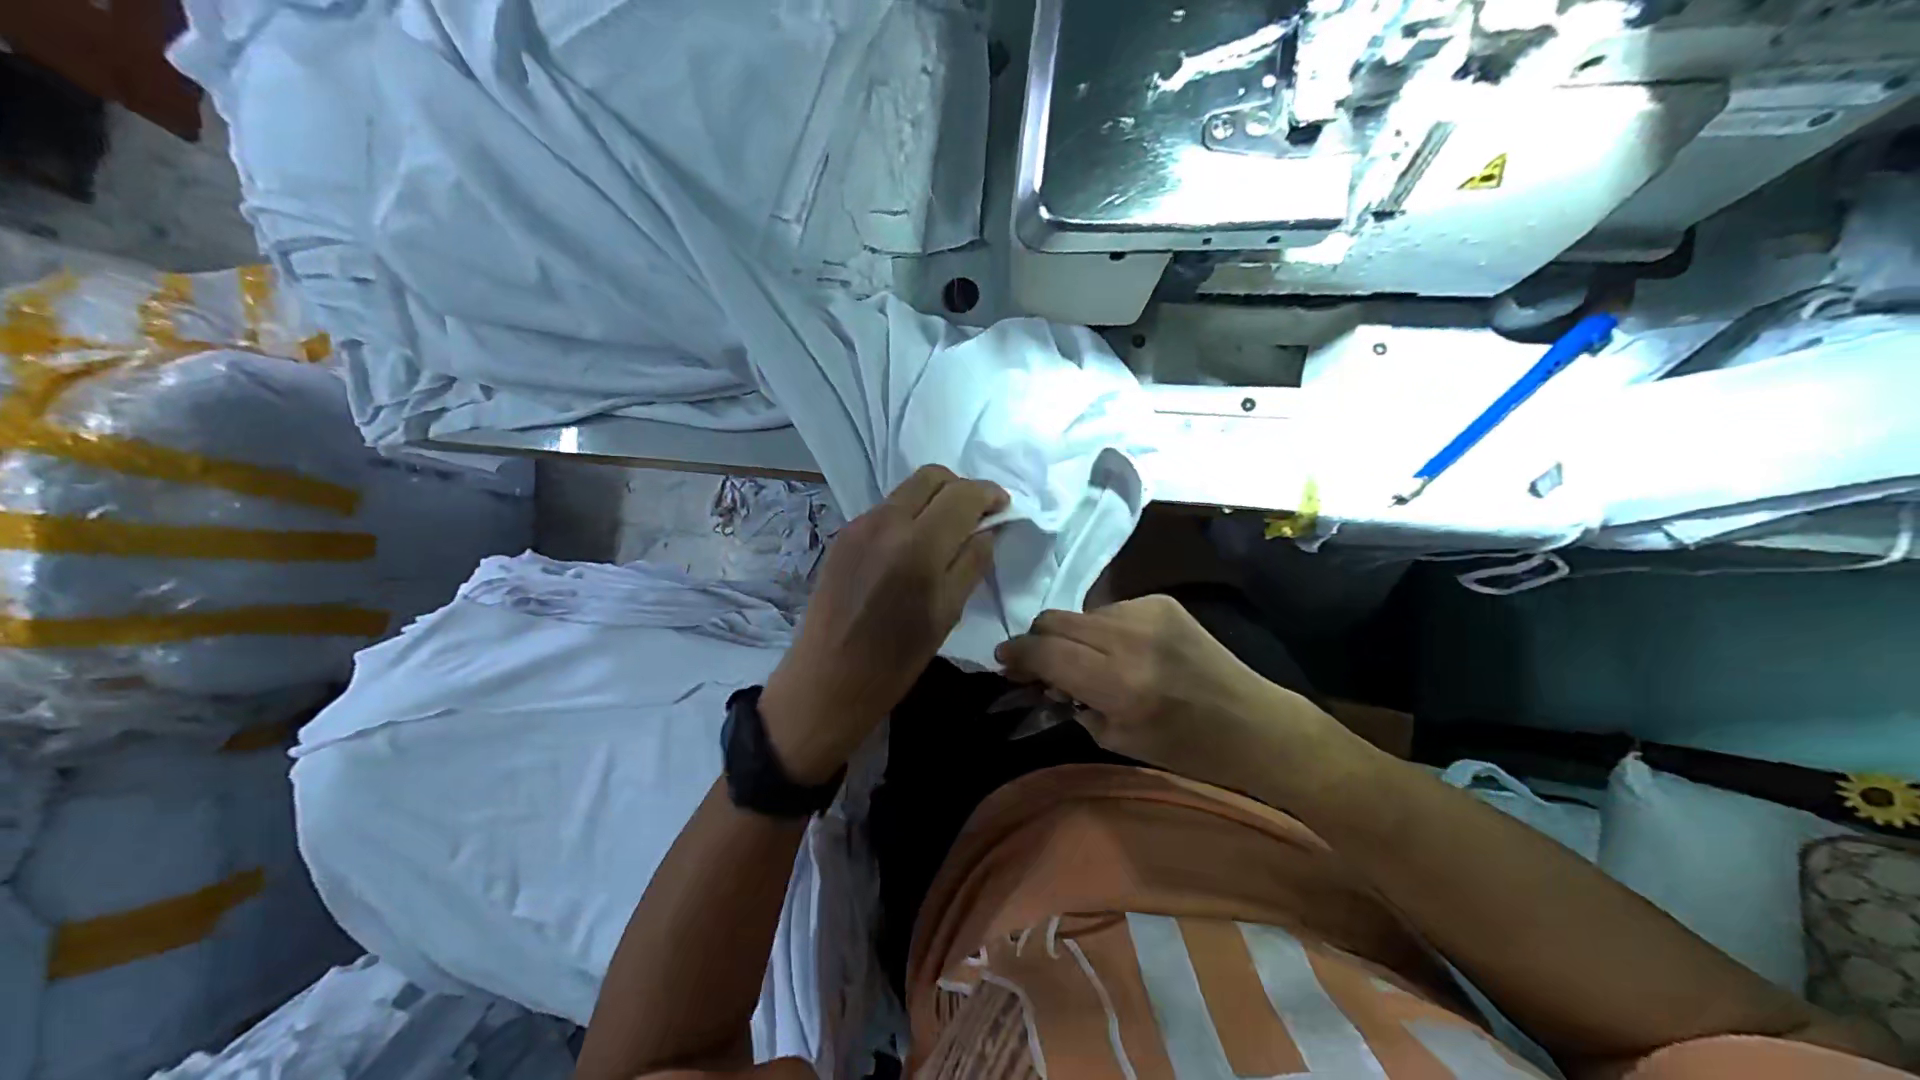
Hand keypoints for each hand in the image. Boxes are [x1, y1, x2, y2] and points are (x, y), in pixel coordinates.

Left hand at [762, 466, 1007, 784]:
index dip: (989, 493)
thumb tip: (987, 529)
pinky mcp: (842, 536)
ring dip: (934, 499)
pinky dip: (909, 515)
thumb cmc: (897, 658)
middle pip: (931, 476)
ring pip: (906, 490)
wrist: (829, 677)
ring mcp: (859, 525)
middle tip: (976, 515)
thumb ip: (971, 562)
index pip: (962, 494)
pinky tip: (914, 547)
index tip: (1003, 506)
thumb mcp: (948, 613)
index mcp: (919, 545)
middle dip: (961, 487)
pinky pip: (885, 510)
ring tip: (947, 531)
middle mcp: (886, 522)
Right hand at [995, 595, 1347, 795]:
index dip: (1017, 655)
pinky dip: (1101, 630)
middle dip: (1036, 641)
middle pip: (1054, 620)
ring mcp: (1148, 612)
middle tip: (1035, 665)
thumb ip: (1072, 703)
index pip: (1046, 652)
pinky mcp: (1162, 601)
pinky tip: (1119, 652)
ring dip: (1071, 636)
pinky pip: (1110, 610)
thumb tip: (1041, 680)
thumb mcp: (1118, 738)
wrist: (1254, 722)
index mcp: (1120, 683)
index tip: (1005, 663)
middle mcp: (1130, 638)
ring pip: (1080, 614)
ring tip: (1085, 663)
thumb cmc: (1186, 748)